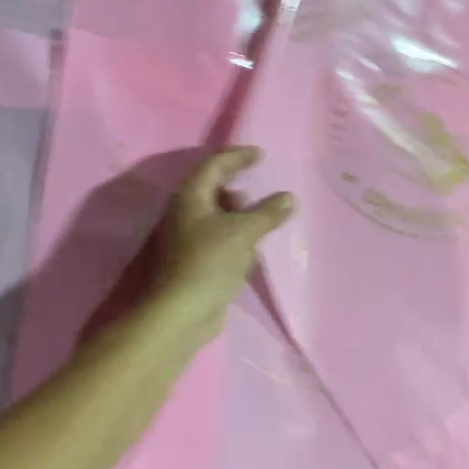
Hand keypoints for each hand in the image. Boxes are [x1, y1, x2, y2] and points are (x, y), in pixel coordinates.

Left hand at [127, 147, 294, 347]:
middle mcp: (184, 213)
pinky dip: (236, 238)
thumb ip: (266, 213)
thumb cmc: (208, 262)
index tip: (260, 155)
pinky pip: (219, 240)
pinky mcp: (194, 263)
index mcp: (189, 197)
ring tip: (265, 217)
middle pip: (212, 189)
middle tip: (263, 186)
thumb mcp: (242, 233)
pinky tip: (253, 248)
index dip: (236, 157)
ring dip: (239, 214)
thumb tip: (288, 197)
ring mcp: (187, 239)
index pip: (213, 165)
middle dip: (237, 186)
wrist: (179, 313)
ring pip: (216, 217)